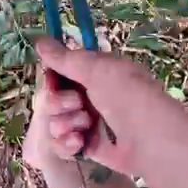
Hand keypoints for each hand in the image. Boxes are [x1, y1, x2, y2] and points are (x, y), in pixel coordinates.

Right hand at [26, 38, 174, 176]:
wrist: (149, 139)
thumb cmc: (126, 96)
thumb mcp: (95, 69)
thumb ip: (64, 58)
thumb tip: (38, 39)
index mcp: (97, 74)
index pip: (61, 73)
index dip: (53, 78)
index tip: (53, 81)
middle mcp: (92, 97)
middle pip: (54, 99)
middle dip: (58, 103)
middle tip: (77, 105)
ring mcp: (90, 124)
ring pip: (55, 123)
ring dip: (63, 124)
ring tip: (82, 127)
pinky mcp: (89, 148)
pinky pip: (62, 145)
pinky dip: (66, 144)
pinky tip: (78, 143)